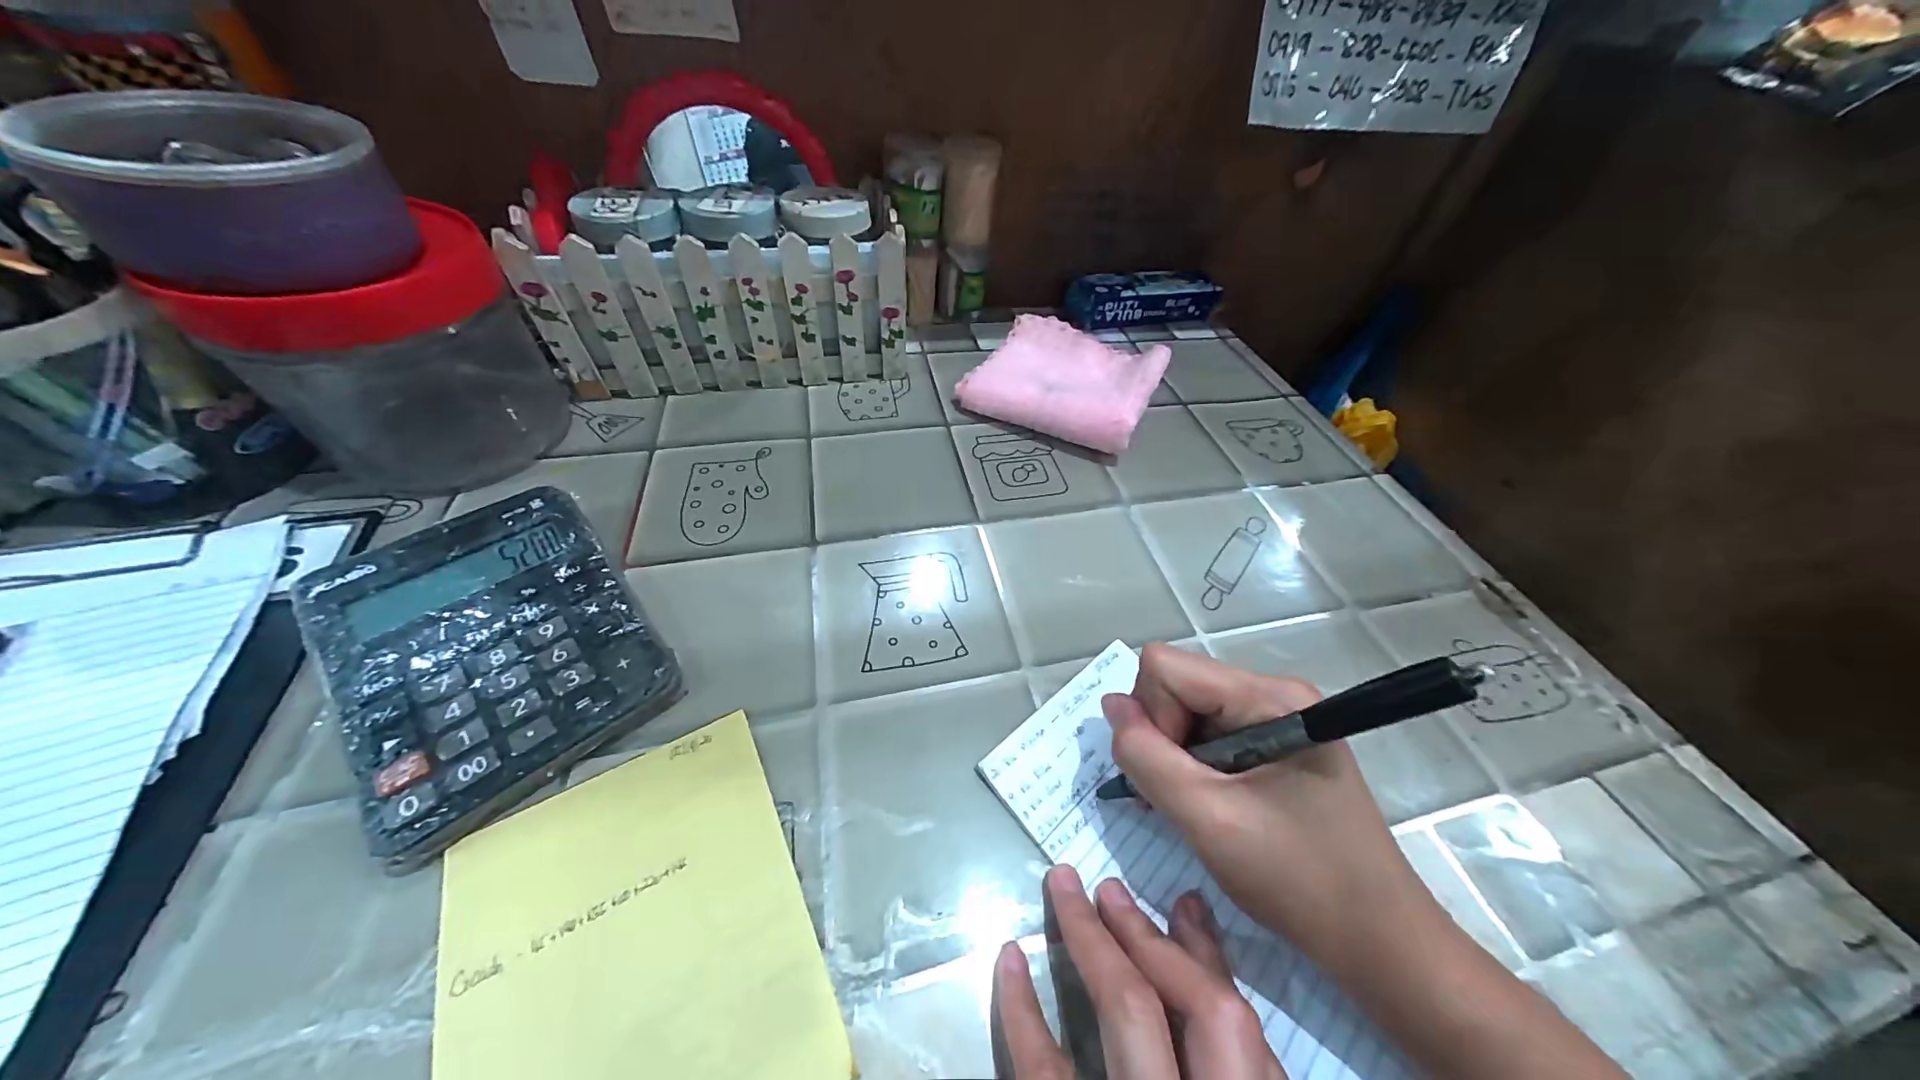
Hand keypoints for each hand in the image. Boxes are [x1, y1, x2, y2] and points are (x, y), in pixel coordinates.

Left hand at [993, 865, 1285, 1079]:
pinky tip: (1007, 960)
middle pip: (1152, 1002)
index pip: (1219, 1015)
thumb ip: (1239, 1036)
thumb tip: (1195, 924)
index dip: (1193, 954)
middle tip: (1103, 883)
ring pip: (1112, 1015)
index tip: (1178, 905)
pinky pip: (1041, 1069)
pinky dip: (1019, 1012)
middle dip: (1129, 931)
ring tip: (1060, 885)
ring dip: (1083, 940)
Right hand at [1101, 644, 1428, 970]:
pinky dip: (1189, 767)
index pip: (1164, 668)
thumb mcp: (1208, 819)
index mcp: (1269, 697)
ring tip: (1194, 808)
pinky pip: (1206, 734)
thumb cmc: (1298, 879)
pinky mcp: (1272, 745)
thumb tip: (1110, 705)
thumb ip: (1147, 758)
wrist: (1377, 940)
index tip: (1175, 776)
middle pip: (1174, 685)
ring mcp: (1273, 719)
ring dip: (1172, 757)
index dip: (1151, 717)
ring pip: (1185, 712)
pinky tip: (1205, 806)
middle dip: (1161, 738)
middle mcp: (1271, 694)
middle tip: (1182, 798)